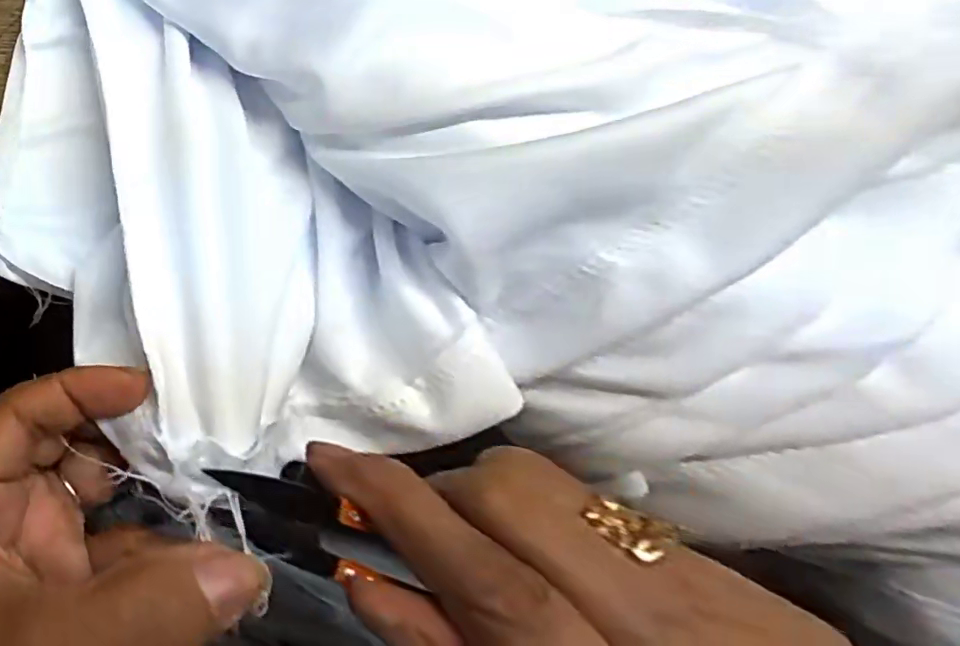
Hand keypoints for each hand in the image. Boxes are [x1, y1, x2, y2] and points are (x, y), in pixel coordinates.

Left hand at [0, 367, 269, 645]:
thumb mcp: (59, 641)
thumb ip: (149, 604)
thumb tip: (245, 566)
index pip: (19, 414)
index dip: (79, 390)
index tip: (141, 386)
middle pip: (59, 441)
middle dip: (119, 434)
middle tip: (180, 427)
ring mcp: (33, 546)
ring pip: (93, 489)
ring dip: (145, 484)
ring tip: (199, 470)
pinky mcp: (68, 588)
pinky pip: (118, 547)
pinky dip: (159, 545)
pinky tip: (204, 542)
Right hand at [304, 443, 848, 645]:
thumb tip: (359, 579)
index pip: (495, 584)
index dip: (398, 507)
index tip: (325, 457)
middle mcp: (686, 639)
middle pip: (519, 499)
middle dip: (438, 488)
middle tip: (410, 519)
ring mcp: (738, 607)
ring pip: (558, 484)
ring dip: (485, 491)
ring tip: (480, 538)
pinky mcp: (760, 590)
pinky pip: (604, 503)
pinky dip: (545, 509)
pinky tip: (551, 553)